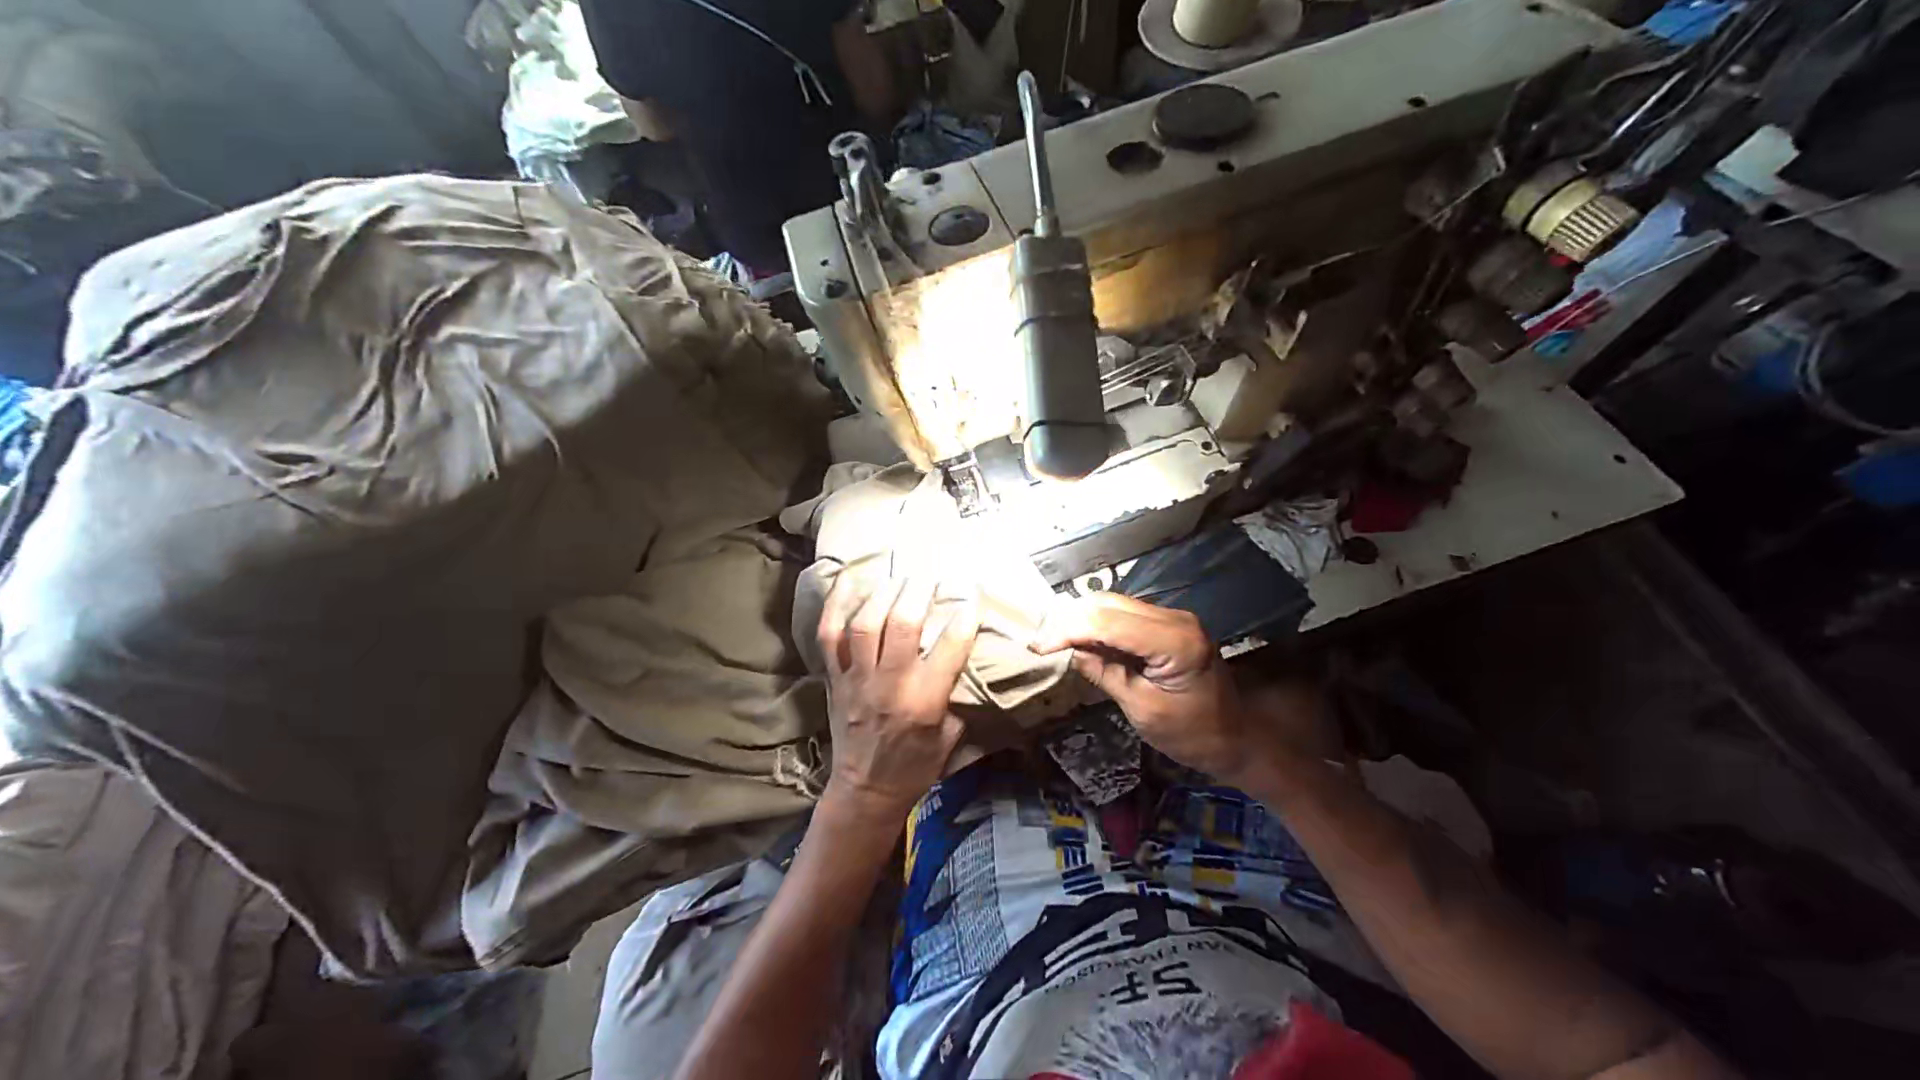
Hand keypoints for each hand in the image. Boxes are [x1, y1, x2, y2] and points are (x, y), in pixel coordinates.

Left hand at [817, 575, 979, 819]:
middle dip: (919, 592)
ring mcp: (857, 679)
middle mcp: (889, 684)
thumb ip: (956, 697)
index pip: (950, 648)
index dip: (965, 617)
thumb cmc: (915, 767)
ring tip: (898, 575)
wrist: (866, 791)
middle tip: (931, 573)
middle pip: (902, 625)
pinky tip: (849, 581)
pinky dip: (836, 606)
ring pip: (866, 624)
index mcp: (924, 701)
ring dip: (883, 593)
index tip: (973, 593)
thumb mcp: (950, 737)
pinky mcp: (835, 679)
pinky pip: (829, 636)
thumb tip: (966, 659)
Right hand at [1030, 594, 1279, 784]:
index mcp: (1175, 641)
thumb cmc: (1193, 734)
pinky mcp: (1166, 624)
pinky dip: (1096, 624)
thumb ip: (1104, 673)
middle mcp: (1175, 618)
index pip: (1107, 621)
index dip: (1067, 629)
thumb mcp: (1142, 709)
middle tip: (1041, 644)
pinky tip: (1078, 639)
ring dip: (1080, 619)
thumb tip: (1068, 651)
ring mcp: (1172, 617)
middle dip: (1069, 620)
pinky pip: (1123, 614)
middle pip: (1107, 603)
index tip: (1038, 648)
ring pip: (1112, 603)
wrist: (1237, 737)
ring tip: (1053, 642)